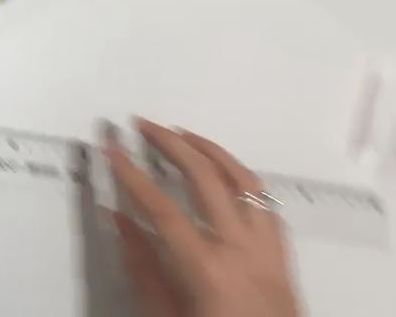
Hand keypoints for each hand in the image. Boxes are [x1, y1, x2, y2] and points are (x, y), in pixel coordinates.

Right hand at [103, 120, 301, 316]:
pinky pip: (267, 207)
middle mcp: (243, 253)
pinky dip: (243, 181)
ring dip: (212, 151)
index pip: (161, 207)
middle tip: (143, 124)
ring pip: (246, 182)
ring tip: (183, 134)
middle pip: (206, 178)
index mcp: (208, 271)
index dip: (131, 174)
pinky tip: (223, 175)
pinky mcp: (286, 263)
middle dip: (171, 144)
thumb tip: (119, 217)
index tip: (110, 146)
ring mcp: (270, 255)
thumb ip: (142, 267)